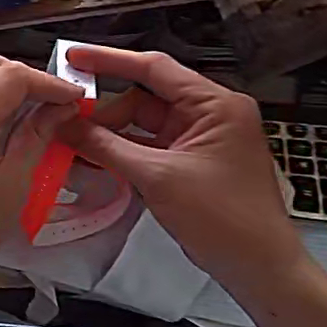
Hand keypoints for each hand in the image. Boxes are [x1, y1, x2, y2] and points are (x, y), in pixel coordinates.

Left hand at [0, 55, 84, 312]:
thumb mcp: (17, 179)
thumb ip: (39, 133)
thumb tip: (65, 106)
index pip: (12, 78)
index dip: (48, 82)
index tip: (73, 97)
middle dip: (29, 76)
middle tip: (56, 99)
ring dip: (3, 74)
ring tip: (30, 98)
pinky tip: (2, 104)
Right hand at [58, 46, 309, 299]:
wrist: (260, 269)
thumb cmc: (225, 219)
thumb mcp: (157, 177)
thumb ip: (107, 147)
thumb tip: (66, 126)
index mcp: (215, 105)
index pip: (154, 68)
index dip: (109, 60)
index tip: (74, 56)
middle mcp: (209, 115)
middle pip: (143, 98)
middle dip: (104, 110)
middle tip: (66, 119)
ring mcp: (198, 139)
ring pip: (141, 124)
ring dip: (109, 134)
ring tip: (74, 144)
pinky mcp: (189, 162)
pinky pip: (147, 146)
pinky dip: (121, 151)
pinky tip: (93, 158)